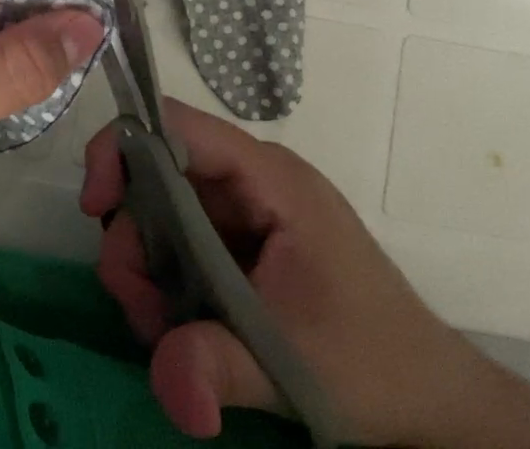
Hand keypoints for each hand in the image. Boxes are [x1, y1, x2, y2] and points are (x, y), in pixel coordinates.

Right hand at [81, 102, 529, 447]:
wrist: (432, 403)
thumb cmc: (376, 366)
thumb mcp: (292, 364)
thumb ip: (220, 366)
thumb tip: (169, 389)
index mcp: (272, 181)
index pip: (174, 126)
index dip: (121, 150)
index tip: (97, 209)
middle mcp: (250, 182)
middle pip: (151, 175)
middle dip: (130, 241)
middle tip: (140, 307)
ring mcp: (242, 211)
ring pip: (154, 212)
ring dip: (141, 269)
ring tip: (164, 329)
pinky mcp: (235, 240)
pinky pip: (172, 238)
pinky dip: (159, 279)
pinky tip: (176, 325)